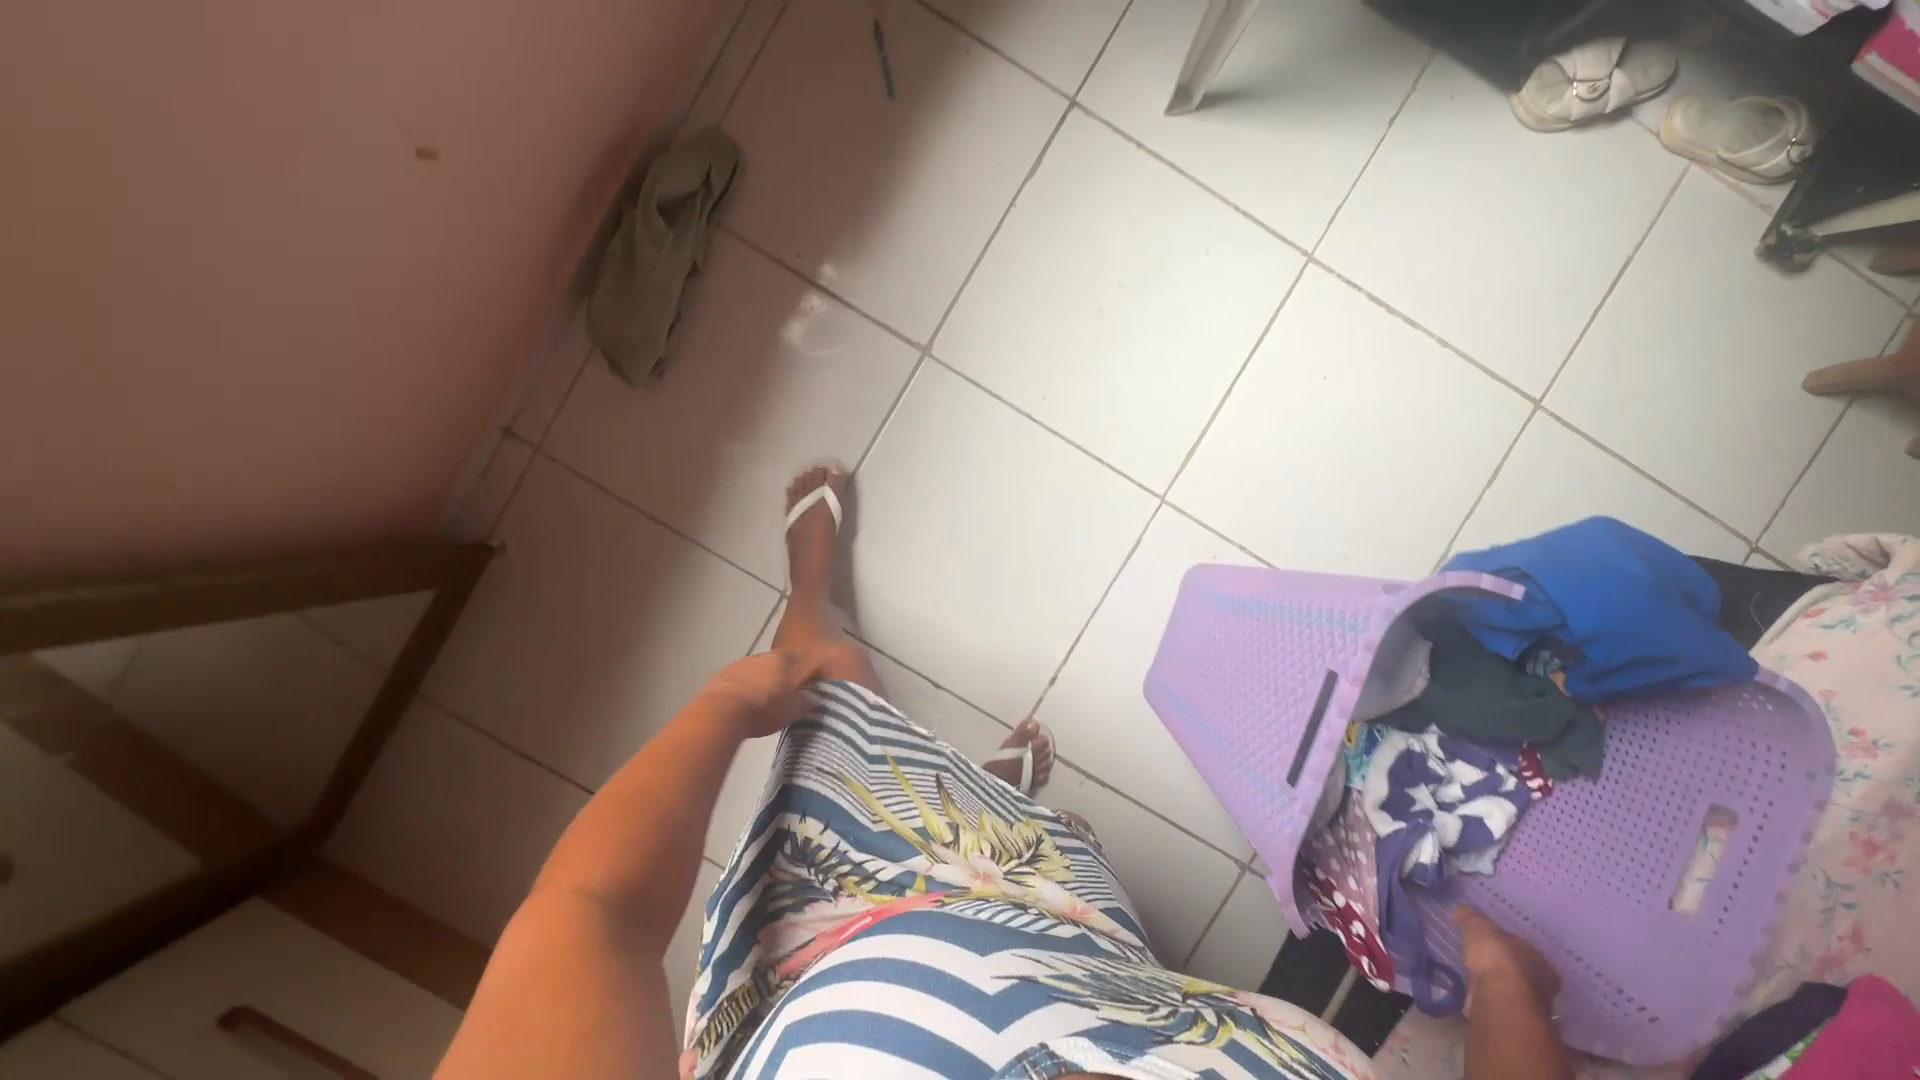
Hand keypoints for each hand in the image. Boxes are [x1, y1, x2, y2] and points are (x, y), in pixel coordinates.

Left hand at [691, 645, 848, 738]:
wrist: (718, 713)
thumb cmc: (760, 711)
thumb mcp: (789, 712)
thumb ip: (804, 702)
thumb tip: (813, 697)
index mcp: (786, 662)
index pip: (808, 659)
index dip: (816, 668)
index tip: (821, 678)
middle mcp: (766, 656)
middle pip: (785, 660)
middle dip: (791, 672)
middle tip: (795, 688)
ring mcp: (744, 662)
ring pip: (763, 666)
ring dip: (769, 676)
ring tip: (770, 694)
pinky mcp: (725, 672)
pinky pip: (744, 674)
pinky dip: (750, 682)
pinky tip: (748, 697)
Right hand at [1455, 905, 1559, 1009]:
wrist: (1499, 1000)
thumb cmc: (1497, 958)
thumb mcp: (1479, 927)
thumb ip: (1471, 917)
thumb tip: (1461, 909)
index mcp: (1540, 959)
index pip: (1523, 947)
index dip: (1506, 943)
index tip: (1488, 940)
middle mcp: (1542, 983)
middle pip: (1520, 970)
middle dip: (1503, 965)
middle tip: (1481, 958)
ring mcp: (1530, 1005)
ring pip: (1512, 989)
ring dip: (1496, 984)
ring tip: (1474, 975)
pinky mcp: (1514, 1020)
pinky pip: (1499, 1002)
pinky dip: (1488, 997)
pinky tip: (1474, 992)